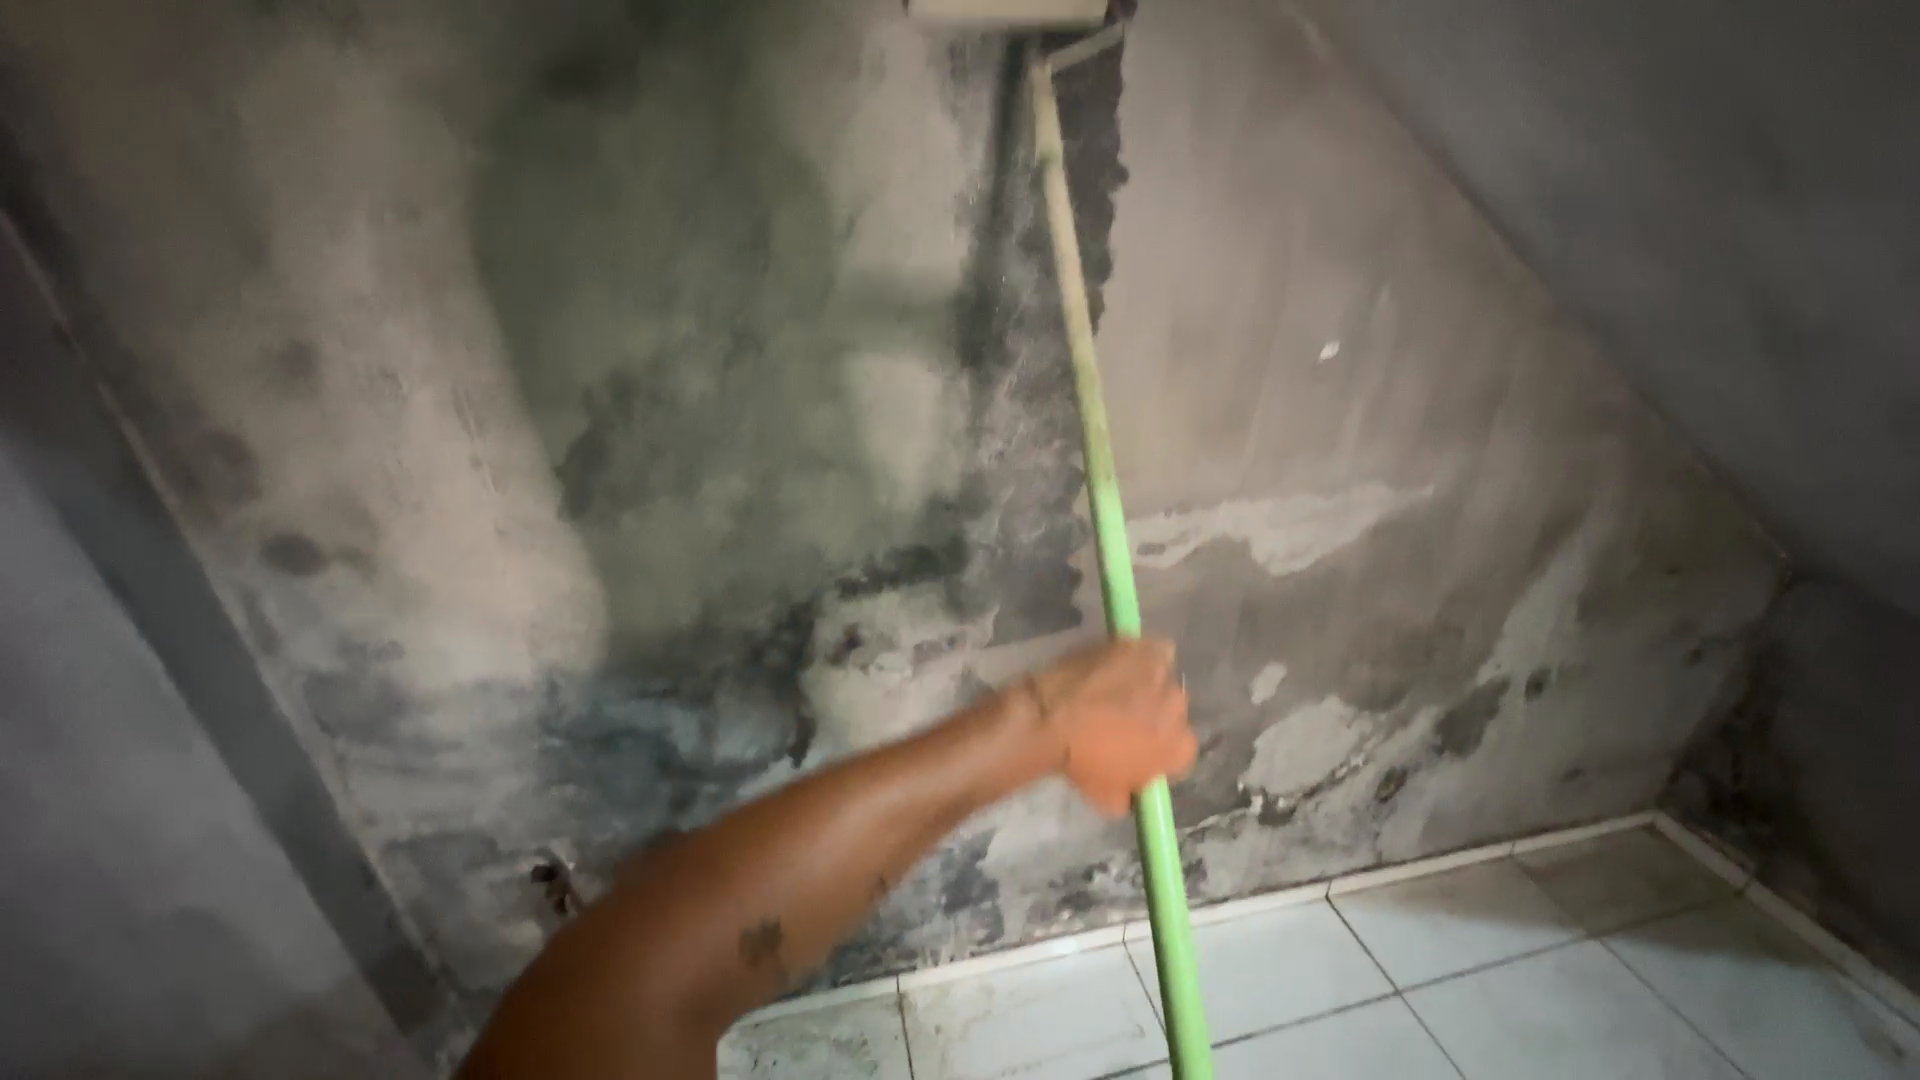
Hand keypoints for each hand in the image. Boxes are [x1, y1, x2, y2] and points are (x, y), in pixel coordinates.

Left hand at [1026, 638, 1197, 816]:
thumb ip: (1130, 795)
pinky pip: (1157, 652)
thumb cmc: (1080, 760)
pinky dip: (1144, 657)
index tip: (1137, 749)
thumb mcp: (1107, 798)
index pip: (1181, 752)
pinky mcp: (1145, 648)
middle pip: (1173, 712)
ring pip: (1163, 681)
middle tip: (1122, 717)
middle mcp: (1180, 711)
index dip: (1158, 750)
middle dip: (1153, 715)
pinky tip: (1124, 662)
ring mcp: (1164, 676)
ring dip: (1147, 685)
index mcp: (1179, 750)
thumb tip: (1130, 792)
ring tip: (1117, 687)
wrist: (1052, 717)